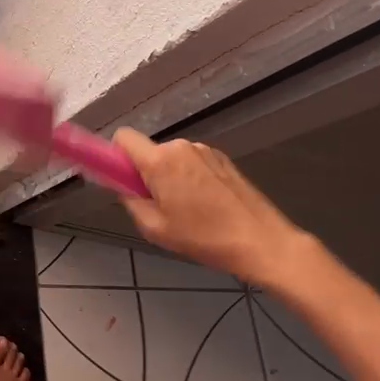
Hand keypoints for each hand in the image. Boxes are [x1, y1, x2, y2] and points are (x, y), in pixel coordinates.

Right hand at [114, 129, 316, 287]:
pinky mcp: (223, 159)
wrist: (263, 242)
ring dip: (169, 176)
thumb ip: (130, 201)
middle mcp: (180, 147)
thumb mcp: (155, 228)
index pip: (123, 138)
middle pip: (148, 151)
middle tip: (157, 204)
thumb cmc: (205, 238)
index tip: (122, 179)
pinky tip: (206, 204)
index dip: (116, 155)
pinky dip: (190, 178)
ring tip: (187, 209)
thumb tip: (123, 187)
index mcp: (160, 161)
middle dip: (145, 172)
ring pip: (171, 158)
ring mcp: (205, 150)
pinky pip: (192, 162)